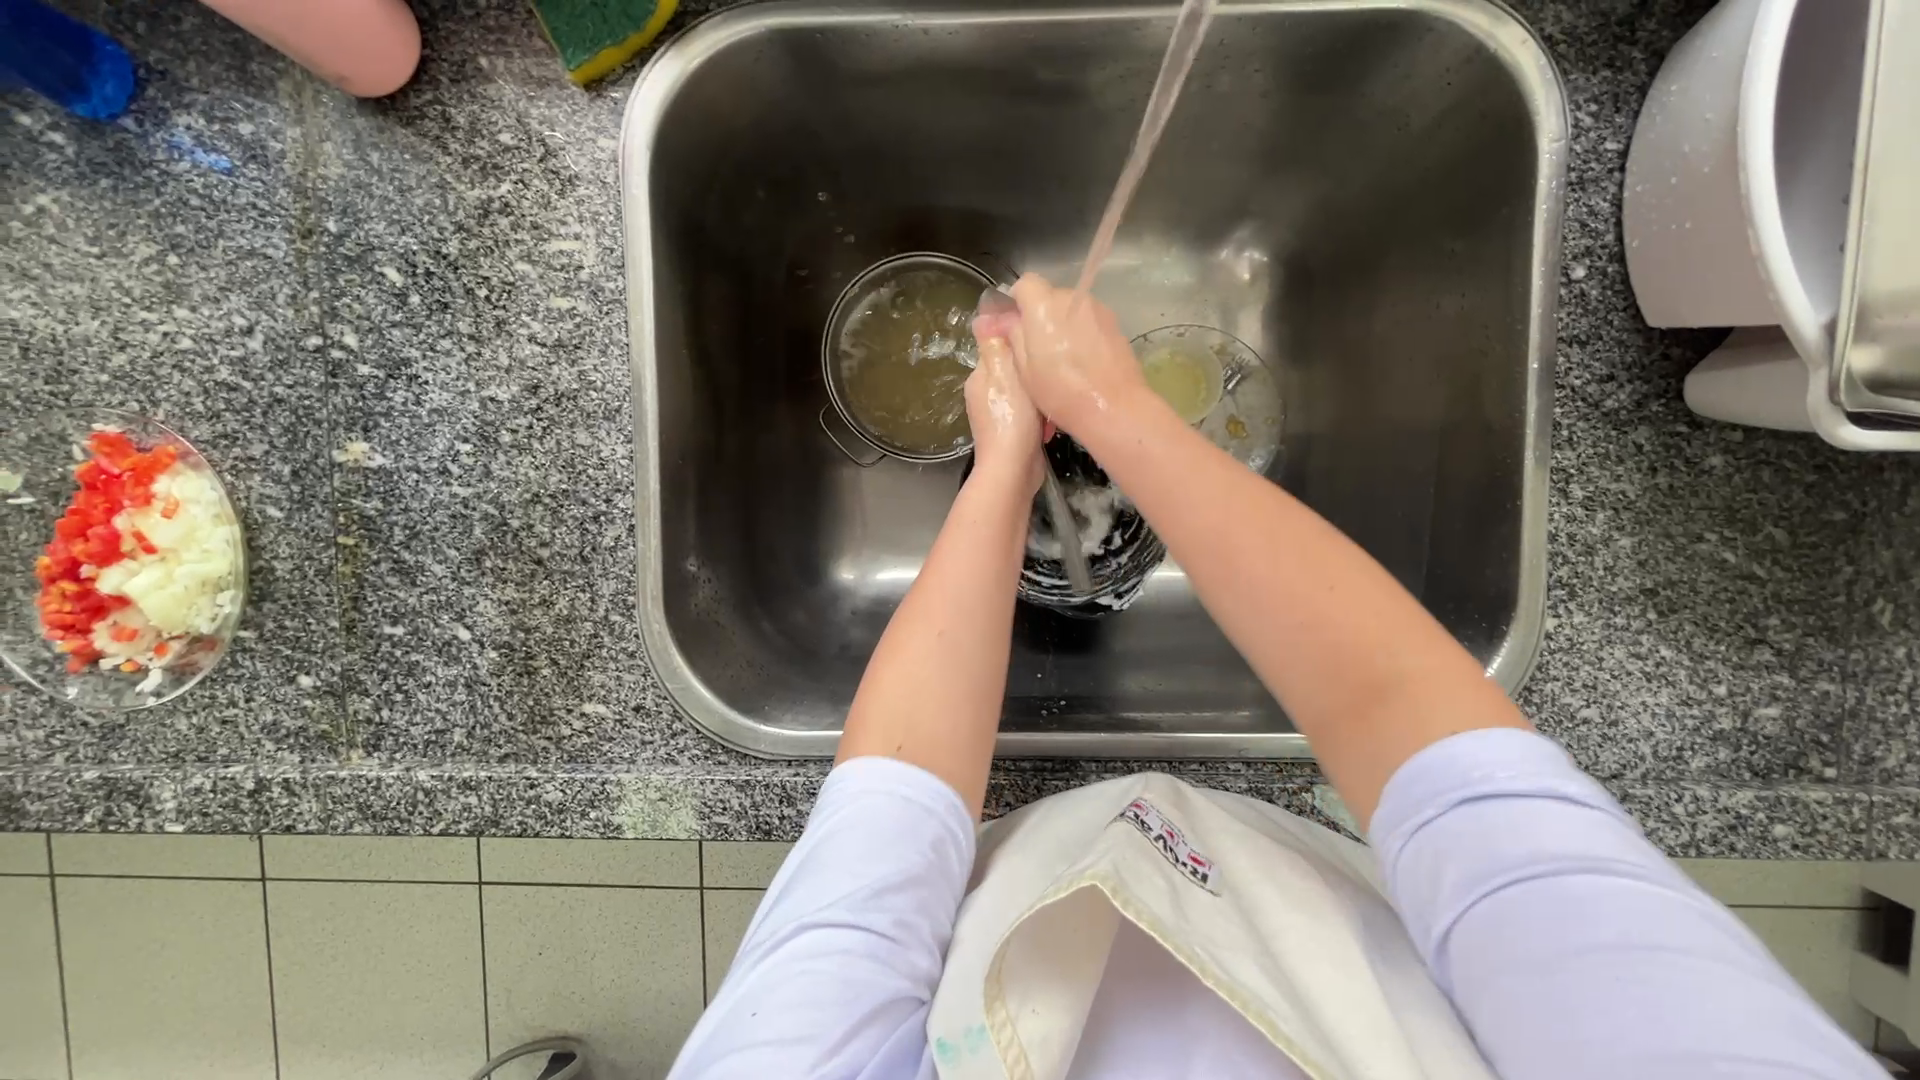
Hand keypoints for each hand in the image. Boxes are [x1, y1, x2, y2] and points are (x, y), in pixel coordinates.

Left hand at [966, 315, 1045, 493]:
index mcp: (980, 376)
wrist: (1012, 470)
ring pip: (1026, 393)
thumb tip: (981, 316)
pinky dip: (1041, 418)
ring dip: (1041, 397)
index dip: (1021, 342)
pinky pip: (1030, 415)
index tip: (1042, 341)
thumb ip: (993, 345)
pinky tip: (1050, 426)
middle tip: (1051, 375)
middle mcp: (985, 393)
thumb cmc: (1011, 418)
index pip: (1000, 345)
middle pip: (1016, 370)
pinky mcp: (1012, 434)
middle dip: (1035, 373)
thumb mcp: (1003, 372)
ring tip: (1052, 402)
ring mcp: (998, 415)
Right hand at [1006, 273, 1150, 436]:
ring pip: (1070, 309)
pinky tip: (1083, 361)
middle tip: (1036, 348)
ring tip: (1062, 358)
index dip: (1017, 302)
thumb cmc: (1061, 391)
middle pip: (1049, 296)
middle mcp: (1072, 298)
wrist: (1113, 407)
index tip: (1014, 326)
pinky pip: (1088, 321)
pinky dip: (1081, 333)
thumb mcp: (1024, 368)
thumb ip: (1012, 335)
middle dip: (1040, 315)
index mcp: (1044, 305)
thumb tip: (998, 319)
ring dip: (1062, 324)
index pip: (1025, 283)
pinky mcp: (1114, 324)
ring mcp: (1097, 309)